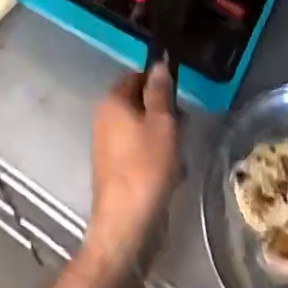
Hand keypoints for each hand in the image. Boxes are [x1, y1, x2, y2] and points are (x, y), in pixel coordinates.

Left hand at [86, 64, 181, 265]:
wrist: (125, 223)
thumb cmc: (147, 166)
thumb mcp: (162, 122)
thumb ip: (160, 91)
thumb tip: (158, 63)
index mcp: (112, 102)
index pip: (137, 76)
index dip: (160, 83)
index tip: (180, 98)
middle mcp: (105, 118)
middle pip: (141, 102)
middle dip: (165, 112)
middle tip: (183, 127)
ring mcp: (107, 144)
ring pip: (143, 126)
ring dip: (164, 135)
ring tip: (179, 153)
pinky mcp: (114, 167)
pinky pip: (139, 149)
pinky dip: (156, 155)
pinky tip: (170, 171)